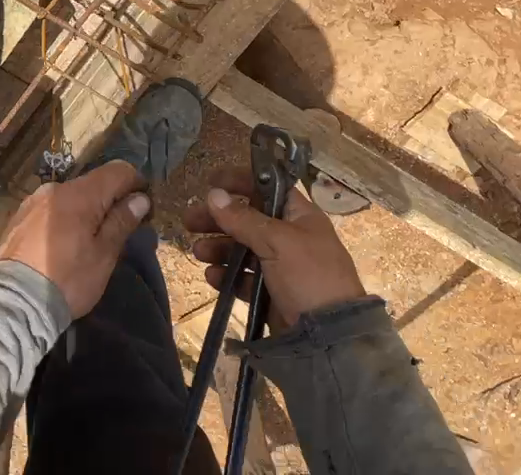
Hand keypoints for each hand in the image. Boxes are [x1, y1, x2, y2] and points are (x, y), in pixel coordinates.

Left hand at [0, 160, 151, 316]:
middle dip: (111, 199)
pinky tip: (65, 242)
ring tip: (91, 240)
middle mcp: (55, 187)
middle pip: (93, 182)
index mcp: (79, 194)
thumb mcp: (103, 255)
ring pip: (71, 196)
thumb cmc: (67, 279)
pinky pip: (52, 207)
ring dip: (87, 209)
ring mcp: (34, 199)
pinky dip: (65, 217)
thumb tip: (140, 198)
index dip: (136, 183)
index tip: (144, 206)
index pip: (117, 170)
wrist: (13, 299)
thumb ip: (121, 222)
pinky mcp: (20, 214)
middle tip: (121, 230)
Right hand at [182, 167, 365, 327]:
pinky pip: (244, 277)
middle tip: (189, 221)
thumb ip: (243, 219)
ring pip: (242, 249)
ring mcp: (281, 267)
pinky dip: (227, 276)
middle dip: (217, 220)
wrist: (331, 339)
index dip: (238, 182)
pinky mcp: (272, 293)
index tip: (209, 183)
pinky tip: (212, 277)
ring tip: (198, 253)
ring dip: (218, 248)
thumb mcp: (276, 242)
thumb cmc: (309, 276)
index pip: (266, 188)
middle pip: (247, 219)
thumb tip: (213, 194)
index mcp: (299, 217)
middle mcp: (290, 238)